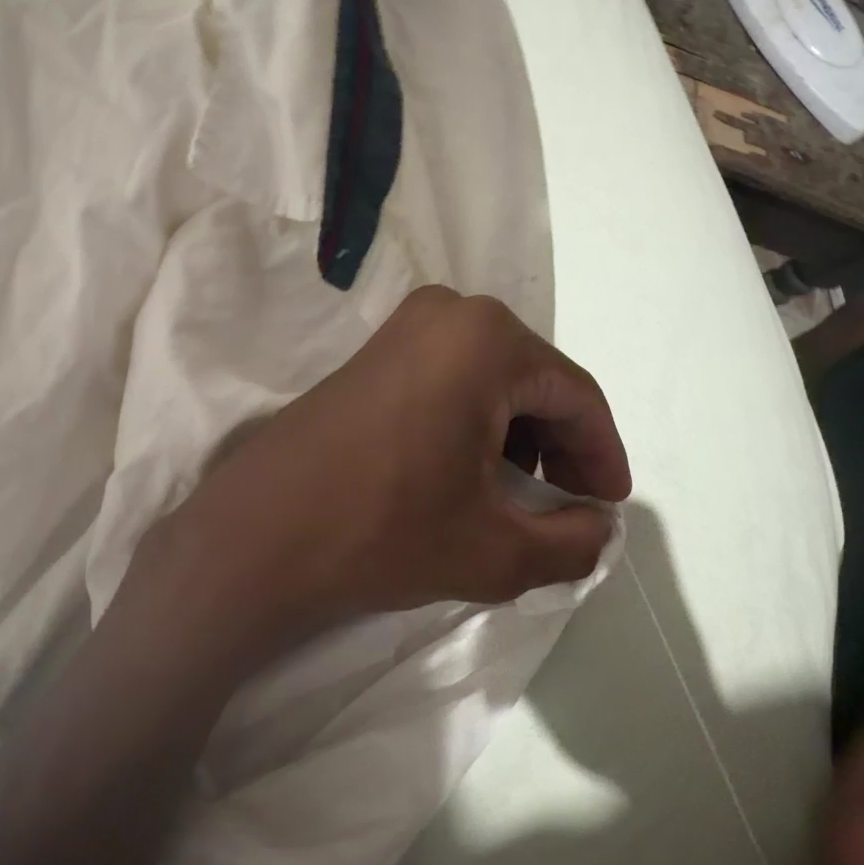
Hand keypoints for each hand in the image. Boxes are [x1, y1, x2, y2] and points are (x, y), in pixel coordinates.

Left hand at [148, 284, 630, 641]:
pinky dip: (475, 427)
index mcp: (488, 340)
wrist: (254, 538)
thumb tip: (600, 528)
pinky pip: (450, 382)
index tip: (609, 507)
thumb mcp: (496, 552)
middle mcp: (449, 313)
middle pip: (535, 384)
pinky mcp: (371, 355)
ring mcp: (402, 329)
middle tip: (570, 509)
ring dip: (519, 440)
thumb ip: (573, 542)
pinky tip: (471, 478)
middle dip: (561, 450)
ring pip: (493, 383)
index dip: (603, 457)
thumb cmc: (382, 533)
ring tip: (521, 502)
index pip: (577, 397)